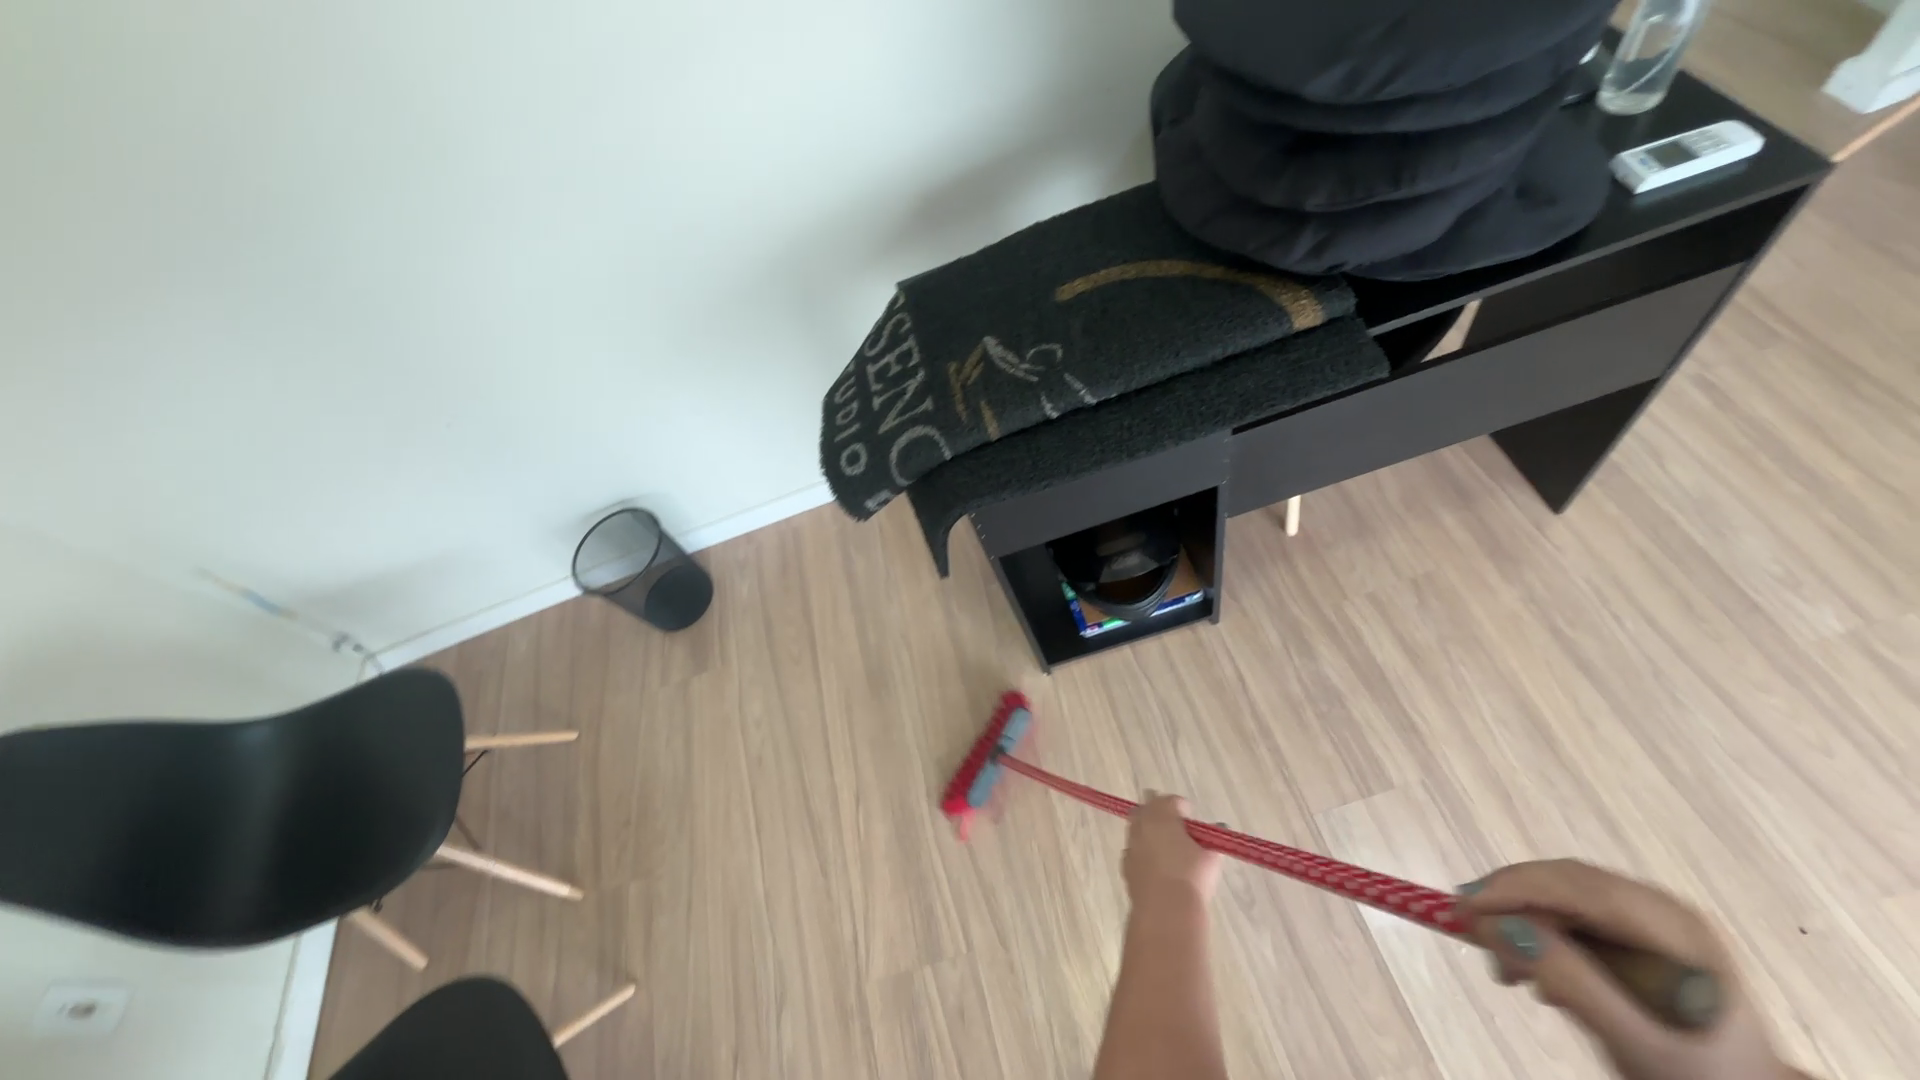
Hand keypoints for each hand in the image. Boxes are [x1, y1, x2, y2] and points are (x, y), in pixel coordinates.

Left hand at [1123, 792, 1221, 907]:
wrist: (1165, 909)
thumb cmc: (1191, 876)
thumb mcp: (1211, 857)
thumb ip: (1212, 840)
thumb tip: (1219, 829)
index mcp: (1162, 815)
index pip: (1171, 801)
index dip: (1182, 807)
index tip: (1191, 817)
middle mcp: (1142, 824)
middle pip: (1148, 810)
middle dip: (1160, 814)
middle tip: (1176, 827)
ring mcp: (1131, 844)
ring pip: (1138, 829)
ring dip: (1150, 833)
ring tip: (1167, 847)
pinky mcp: (1125, 865)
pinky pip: (1135, 850)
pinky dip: (1144, 852)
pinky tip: (1157, 866)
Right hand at [1459, 860, 1791, 1079]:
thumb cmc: (1690, 1075)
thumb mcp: (1629, 1035)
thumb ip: (1565, 977)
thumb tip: (1490, 924)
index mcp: (1670, 926)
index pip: (1571, 883)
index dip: (1509, 888)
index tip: (1458, 910)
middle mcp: (1660, 908)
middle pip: (1562, 883)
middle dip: (1510, 905)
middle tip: (1475, 944)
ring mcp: (1651, 919)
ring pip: (1560, 896)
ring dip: (1521, 922)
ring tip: (1508, 972)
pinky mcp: (1638, 935)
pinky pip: (1571, 915)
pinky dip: (1541, 935)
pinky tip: (1538, 971)